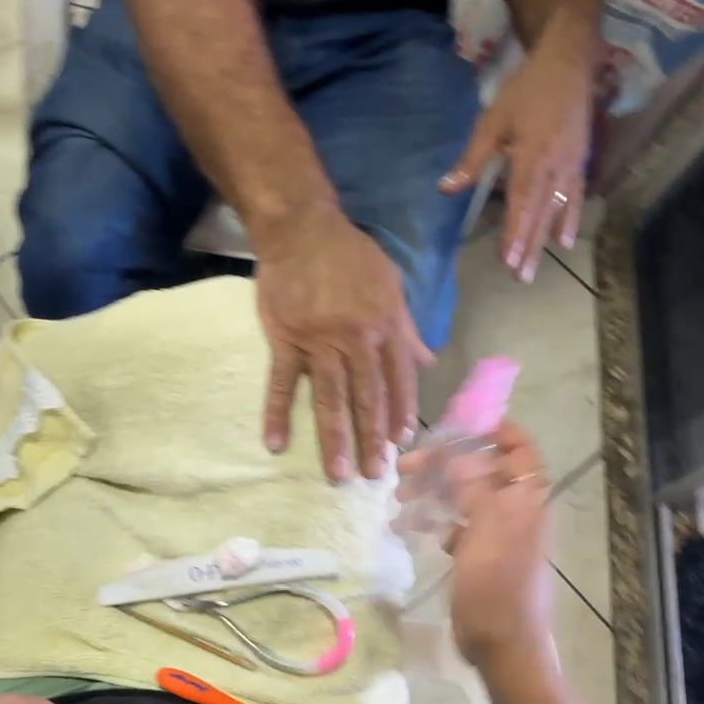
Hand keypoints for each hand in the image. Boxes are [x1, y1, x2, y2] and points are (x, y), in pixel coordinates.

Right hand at [256, 207, 432, 481]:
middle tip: (373, 474)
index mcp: (385, 325)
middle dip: (371, 439)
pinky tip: (276, 443)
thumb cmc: (349, 255)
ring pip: (329, 398)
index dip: (399, 413)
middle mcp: (356, 339)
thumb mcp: (390, 284)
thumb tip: (427, 361)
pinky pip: (281, 383)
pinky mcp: (285, 340)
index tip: (399, 444)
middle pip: (367, 397)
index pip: (398, 379)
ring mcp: (318, 342)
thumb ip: (406, 327)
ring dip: (334, 438)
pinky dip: (277, 413)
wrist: (301, 229)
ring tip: (336, 473)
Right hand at [400, 421, 553, 664]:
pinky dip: (431, 522)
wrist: (503, 646)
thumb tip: (460, 455)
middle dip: (444, 463)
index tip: (458, 422)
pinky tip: (406, 527)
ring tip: (397, 499)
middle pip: (480, 470)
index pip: (520, 450)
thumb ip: (475, 487)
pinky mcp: (478, 557)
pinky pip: (454, 527)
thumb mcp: (487, 530)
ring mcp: (496, 534)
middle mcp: (514, 511)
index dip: (497, 430)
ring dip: (431, 492)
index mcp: (525, 500)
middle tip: (404, 467)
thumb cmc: (496, 587)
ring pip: (462, 498)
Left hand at [442, 23, 597, 282]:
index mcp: (529, 160)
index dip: (513, 234)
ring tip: (534, 269)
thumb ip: (471, 160)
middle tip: (520, 277)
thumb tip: (445, 188)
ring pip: (555, 211)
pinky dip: (570, 218)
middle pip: (538, 215)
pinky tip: (565, 240)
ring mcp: (569, 165)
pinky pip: (575, 195)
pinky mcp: (579, 160)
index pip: (520, 206)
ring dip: (543, 241)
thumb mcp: (492, 121)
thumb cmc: (525, 91)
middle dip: (528, 247)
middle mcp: (553, 168)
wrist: (569, 62)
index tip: (507, 259)